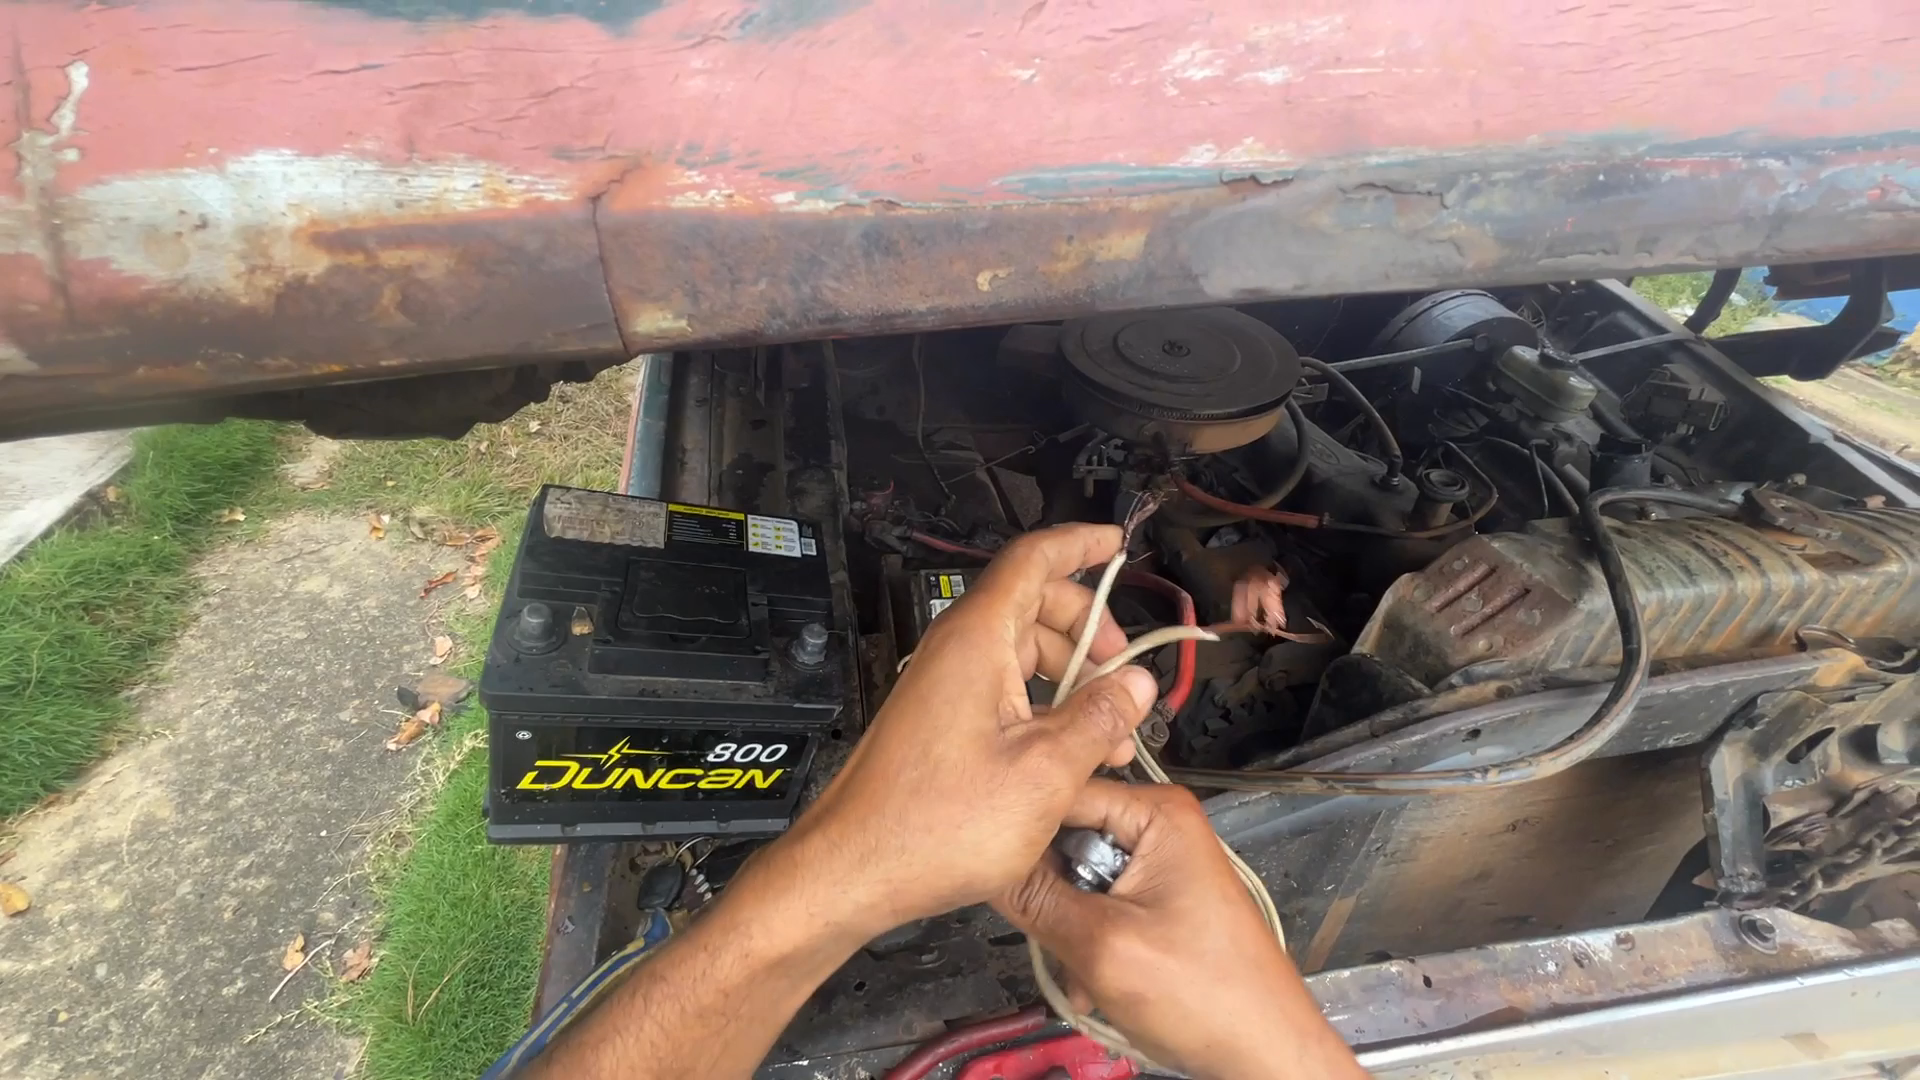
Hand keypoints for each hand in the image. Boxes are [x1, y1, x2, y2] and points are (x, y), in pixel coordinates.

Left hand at [781, 524, 1159, 934]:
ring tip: (1109, 730)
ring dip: (1070, 675)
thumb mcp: (1042, 772)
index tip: (1114, 542)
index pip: (1033, 558)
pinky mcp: (941, 714)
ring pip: (1021, 648)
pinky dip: (1042, 702)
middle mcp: (957, 647)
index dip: (1079, 543)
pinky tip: (1070, 748)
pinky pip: (1002, 685)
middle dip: (1088, 626)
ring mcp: (945, 680)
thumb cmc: (936, 823)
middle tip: (1125, 670)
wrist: (854, 866)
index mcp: (978, 638)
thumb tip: (1136, 684)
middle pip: (1033, 602)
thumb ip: (1097, 720)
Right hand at [997, 781, 1366, 1079]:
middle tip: (1043, 934)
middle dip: (1051, 891)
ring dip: (1068, 924)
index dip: (1022, 826)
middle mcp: (1156, 821)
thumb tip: (982, 862)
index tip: (986, 859)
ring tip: (1077, 971)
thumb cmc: (1202, 996)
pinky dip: (1090, 938)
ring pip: (1080, 874)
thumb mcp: (1103, 946)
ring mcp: (1159, 858)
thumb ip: (1036, 899)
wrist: (1269, 1061)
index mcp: (1154, 809)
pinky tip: (1094, 979)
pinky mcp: (1159, 893)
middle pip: (1069, 835)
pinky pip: (1102, 899)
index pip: (1063, 793)